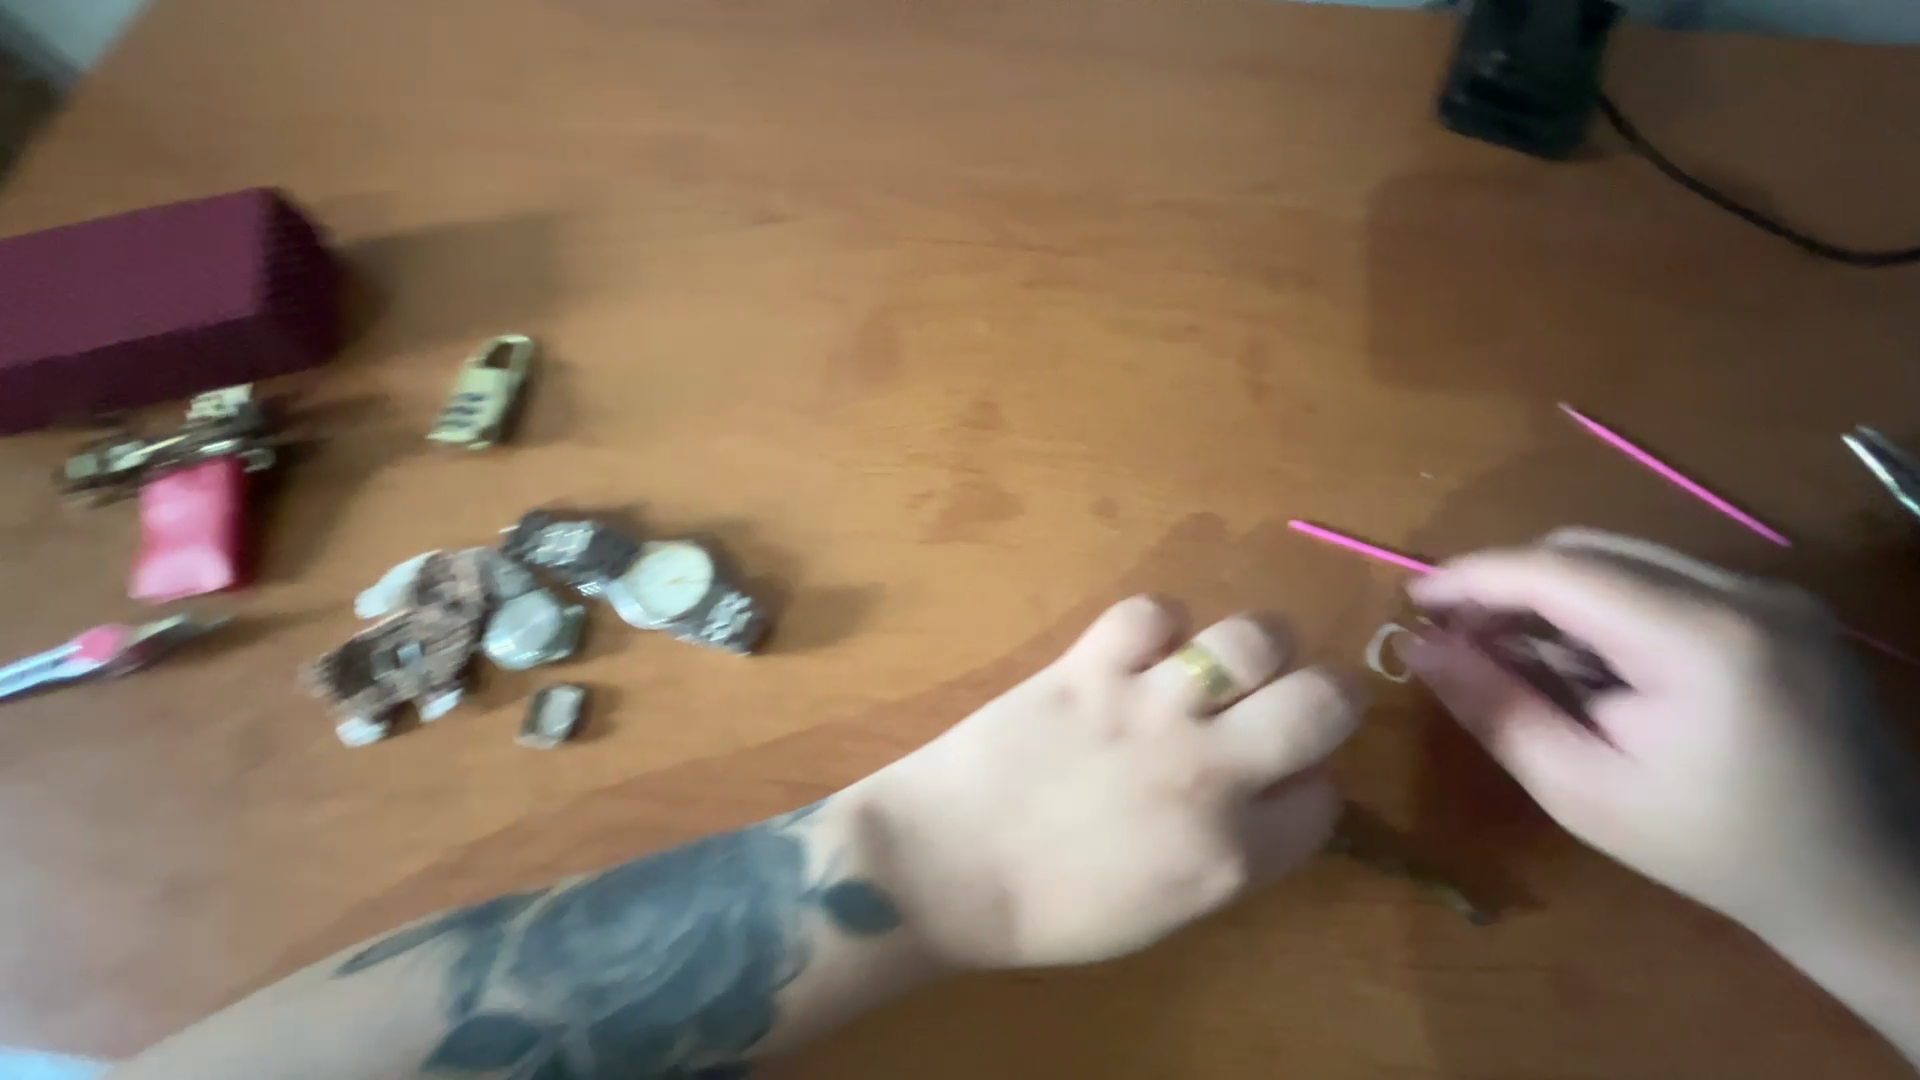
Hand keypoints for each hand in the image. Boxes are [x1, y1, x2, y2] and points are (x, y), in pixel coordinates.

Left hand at [861, 596, 1365, 968]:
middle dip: (1329, 694)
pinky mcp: (1088, 668)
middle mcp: (1210, 774)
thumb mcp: (1165, 907)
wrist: (947, 866)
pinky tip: (1144, 647)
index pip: (1324, 797)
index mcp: (1233, 855)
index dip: (1309, 781)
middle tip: (1292, 696)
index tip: (1283, 777)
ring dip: (1256, 644)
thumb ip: (1231, 850)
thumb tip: (1267, 791)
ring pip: (1250, 639)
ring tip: (1226, 660)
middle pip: (1324, 702)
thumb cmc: (1049, 906)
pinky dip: (1159, 622)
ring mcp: (1148, 711)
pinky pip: (1152, 612)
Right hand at [1403, 529, 1919, 935]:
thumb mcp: (1577, 788)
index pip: (1556, 571)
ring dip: (1543, 594)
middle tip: (1452, 634)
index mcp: (1703, 640)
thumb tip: (1414, 645)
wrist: (1874, 887)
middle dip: (1504, 583)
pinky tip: (1572, 659)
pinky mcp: (1773, 608)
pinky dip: (1590, 606)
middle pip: (1584, 551)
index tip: (1410, 601)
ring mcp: (1769, 594)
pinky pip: (1651, 579)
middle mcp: (1745, 593)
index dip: (1471, 577)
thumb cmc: (1712, 848)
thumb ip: (1492, 706)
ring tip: (1504, 650)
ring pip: (1614, 558)